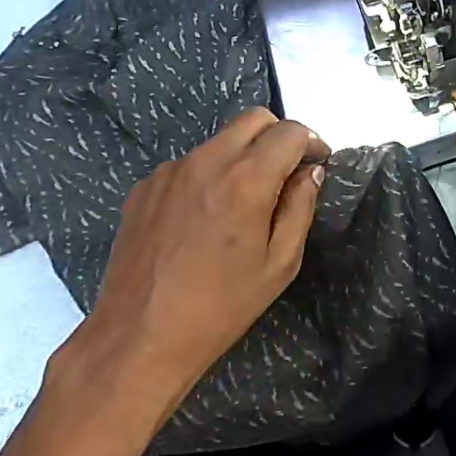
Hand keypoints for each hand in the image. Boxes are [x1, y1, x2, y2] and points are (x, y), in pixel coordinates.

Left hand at [60, 108, 329, 417]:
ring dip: (243, 155)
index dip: (312, 144)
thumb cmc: (222, 305)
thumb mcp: (281, 262)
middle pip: (253, 119)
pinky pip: (190, 164)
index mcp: (246, 179)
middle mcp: (205, 162)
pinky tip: (206, 218)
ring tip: (244, 202)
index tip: (316, 166)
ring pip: (219, 140)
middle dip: (279, 137)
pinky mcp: (144, 188)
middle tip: (287, 174)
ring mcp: (169, 172)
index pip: (290, 132)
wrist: (140, 336)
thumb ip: (301, 207)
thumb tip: (310, 172)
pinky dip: (210, 175)